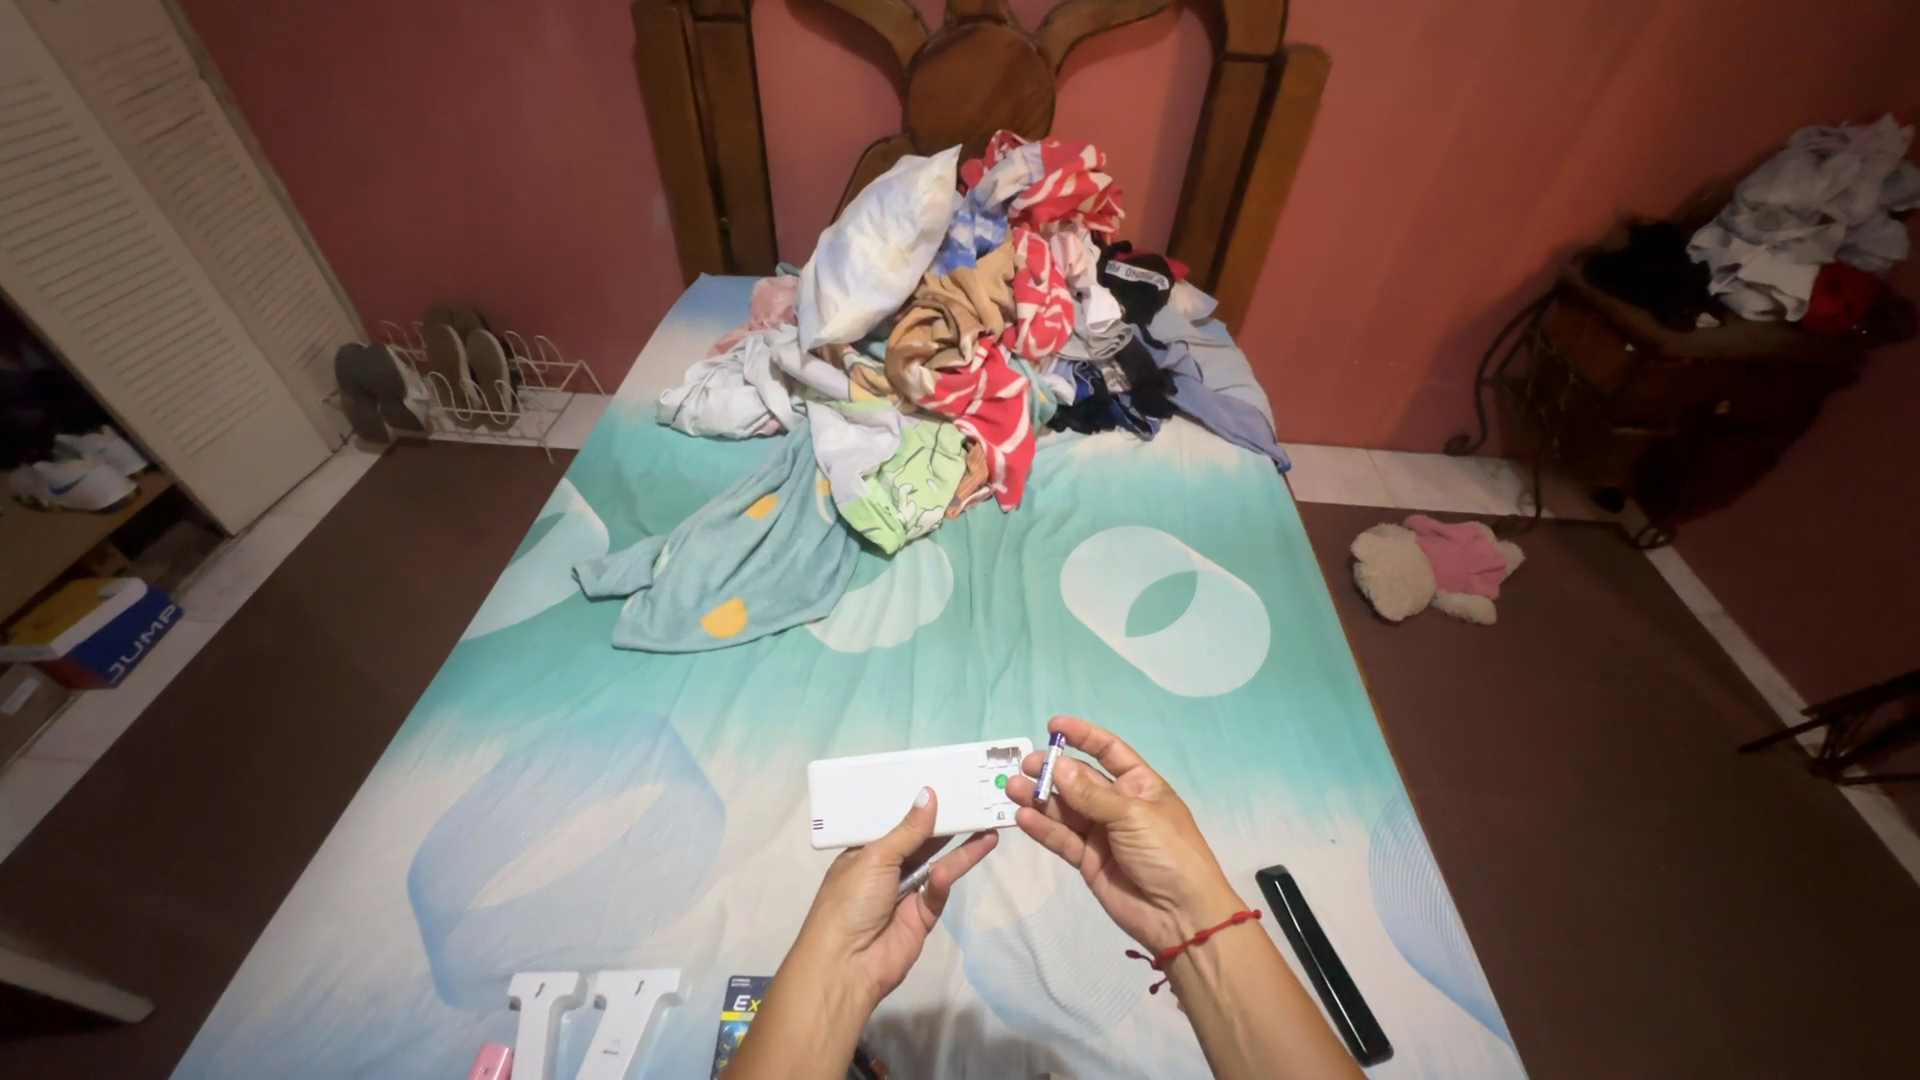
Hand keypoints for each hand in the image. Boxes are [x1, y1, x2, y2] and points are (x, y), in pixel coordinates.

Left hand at [786, 788, 997, 1011]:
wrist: (846, 966)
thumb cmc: (850, 901)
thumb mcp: (876, 857)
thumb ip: (908, 830)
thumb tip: (929, 794)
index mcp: (866, 852)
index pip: (895, 822)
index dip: (918, 806)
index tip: (943, 783)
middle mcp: (886, 869)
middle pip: (922, 842)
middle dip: (946, 824)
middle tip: (975, 801)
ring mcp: (906, 893)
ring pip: (938, 864)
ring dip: (962, 848)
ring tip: (989, 827)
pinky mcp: (922, 916)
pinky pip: (939, 891)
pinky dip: (948, 876)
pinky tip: (965, 858)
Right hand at [1006, 716, 1241, 953]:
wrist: (1182, 917)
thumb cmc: (1169, 852)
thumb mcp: (1133, 816)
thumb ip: (1091, 794)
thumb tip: (1058, 766)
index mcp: (1139, 785)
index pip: (1108, 751)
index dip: (1082, 736)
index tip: (1053, 726)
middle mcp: (1118, 804)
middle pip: (1079, 780)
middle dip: (1052, 771)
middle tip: (1025, 766)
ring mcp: (1102, 833)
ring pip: (1065, 809)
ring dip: (1040, 798)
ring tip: (1014, 790)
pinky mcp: (1089, 860)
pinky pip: (1062, 838)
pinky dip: (1043, 828)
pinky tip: (1023, 818)